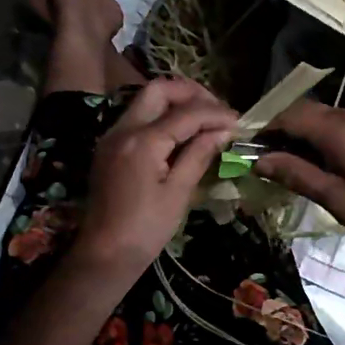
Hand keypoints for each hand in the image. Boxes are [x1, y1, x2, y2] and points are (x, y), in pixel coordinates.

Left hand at [70, 79, 235, 275]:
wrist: (104, 254)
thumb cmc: (145, 229)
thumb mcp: (178, 193)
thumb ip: (199, 154)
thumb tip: (223, 130)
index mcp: (142, 141)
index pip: (186, 113)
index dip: (216, 113)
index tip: (240, 122)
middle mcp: (122, 129)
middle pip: (158, 90)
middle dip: (191, 94)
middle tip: (217, 112)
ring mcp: (111, 137)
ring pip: (145, 101)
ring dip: (175, 103)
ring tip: (204, 121)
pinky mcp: (109, 147)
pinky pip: (137, 119)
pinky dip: (160, 118)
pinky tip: (181, 135)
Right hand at [253, 100, 344, 261]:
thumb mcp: (336, 198)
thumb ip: (295, 174)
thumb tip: (258, 160)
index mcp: (340, 128)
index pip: (289, 116)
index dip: (264, 130)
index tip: (247, 152)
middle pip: (305, 113)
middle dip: (280, 133)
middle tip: (265, 163)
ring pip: (322, 119)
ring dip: (301, 137)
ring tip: (290, 168)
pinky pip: (340, 126)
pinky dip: (320, 140)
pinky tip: (320, 166)